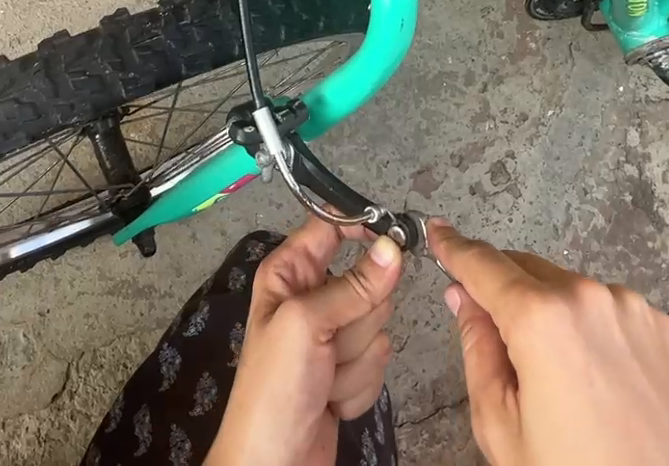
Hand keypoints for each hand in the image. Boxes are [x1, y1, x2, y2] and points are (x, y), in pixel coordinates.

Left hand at [205, 218, 403, 465]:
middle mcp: (311, 296)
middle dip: (358, 317)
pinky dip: (359, 383)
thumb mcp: (307, 324)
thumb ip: (353, 285)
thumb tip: (393, 247)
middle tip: (331, 342)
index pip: (333, 227)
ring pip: (377, 323)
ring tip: (325, 376)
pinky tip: (333, 399)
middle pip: (368, 279)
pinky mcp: (348, 369)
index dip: (363, 228)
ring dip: (356, 357)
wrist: (274, 465)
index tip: (394, 240)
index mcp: (290, 271)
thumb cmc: (274, 388)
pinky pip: (378, 359)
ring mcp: (332, 335)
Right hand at [428, 220, 668, 465]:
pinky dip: (584, 323)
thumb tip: (464, 299)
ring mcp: (630, 309)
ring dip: (543, 306)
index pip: (482, 264)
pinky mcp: (660, 328)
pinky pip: (603, 307)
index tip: (436, 230)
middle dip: (499, 286)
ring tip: (549, 371)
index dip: (453, 246)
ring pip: (564, 287)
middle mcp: (588, 297)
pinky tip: (590, 373)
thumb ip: (477, 349)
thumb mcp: (502, 426)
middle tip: (487, 329)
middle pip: (523, 269)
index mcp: (542, 319)